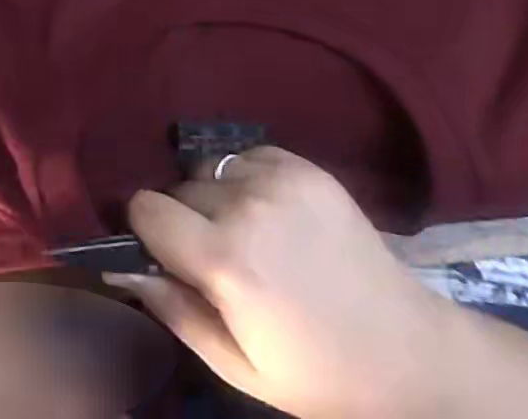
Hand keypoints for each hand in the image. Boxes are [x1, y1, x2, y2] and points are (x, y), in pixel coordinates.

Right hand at [104, 147, 461, 418]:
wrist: (406, 350)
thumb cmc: (315, 372)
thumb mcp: (236, 364)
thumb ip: (173, 308)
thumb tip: (122, 265)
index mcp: (225, 258)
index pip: (146, 208)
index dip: (146, 230)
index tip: (163, 251)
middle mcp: (247, 204)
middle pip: (178, 187)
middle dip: (183, 217)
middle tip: (213, 254)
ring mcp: (280, 178)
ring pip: (211, 169)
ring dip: (214, 195)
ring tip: (246, 230)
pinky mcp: (306, 166)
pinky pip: (248, 155)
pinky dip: (246, 178)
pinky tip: (271, 212)